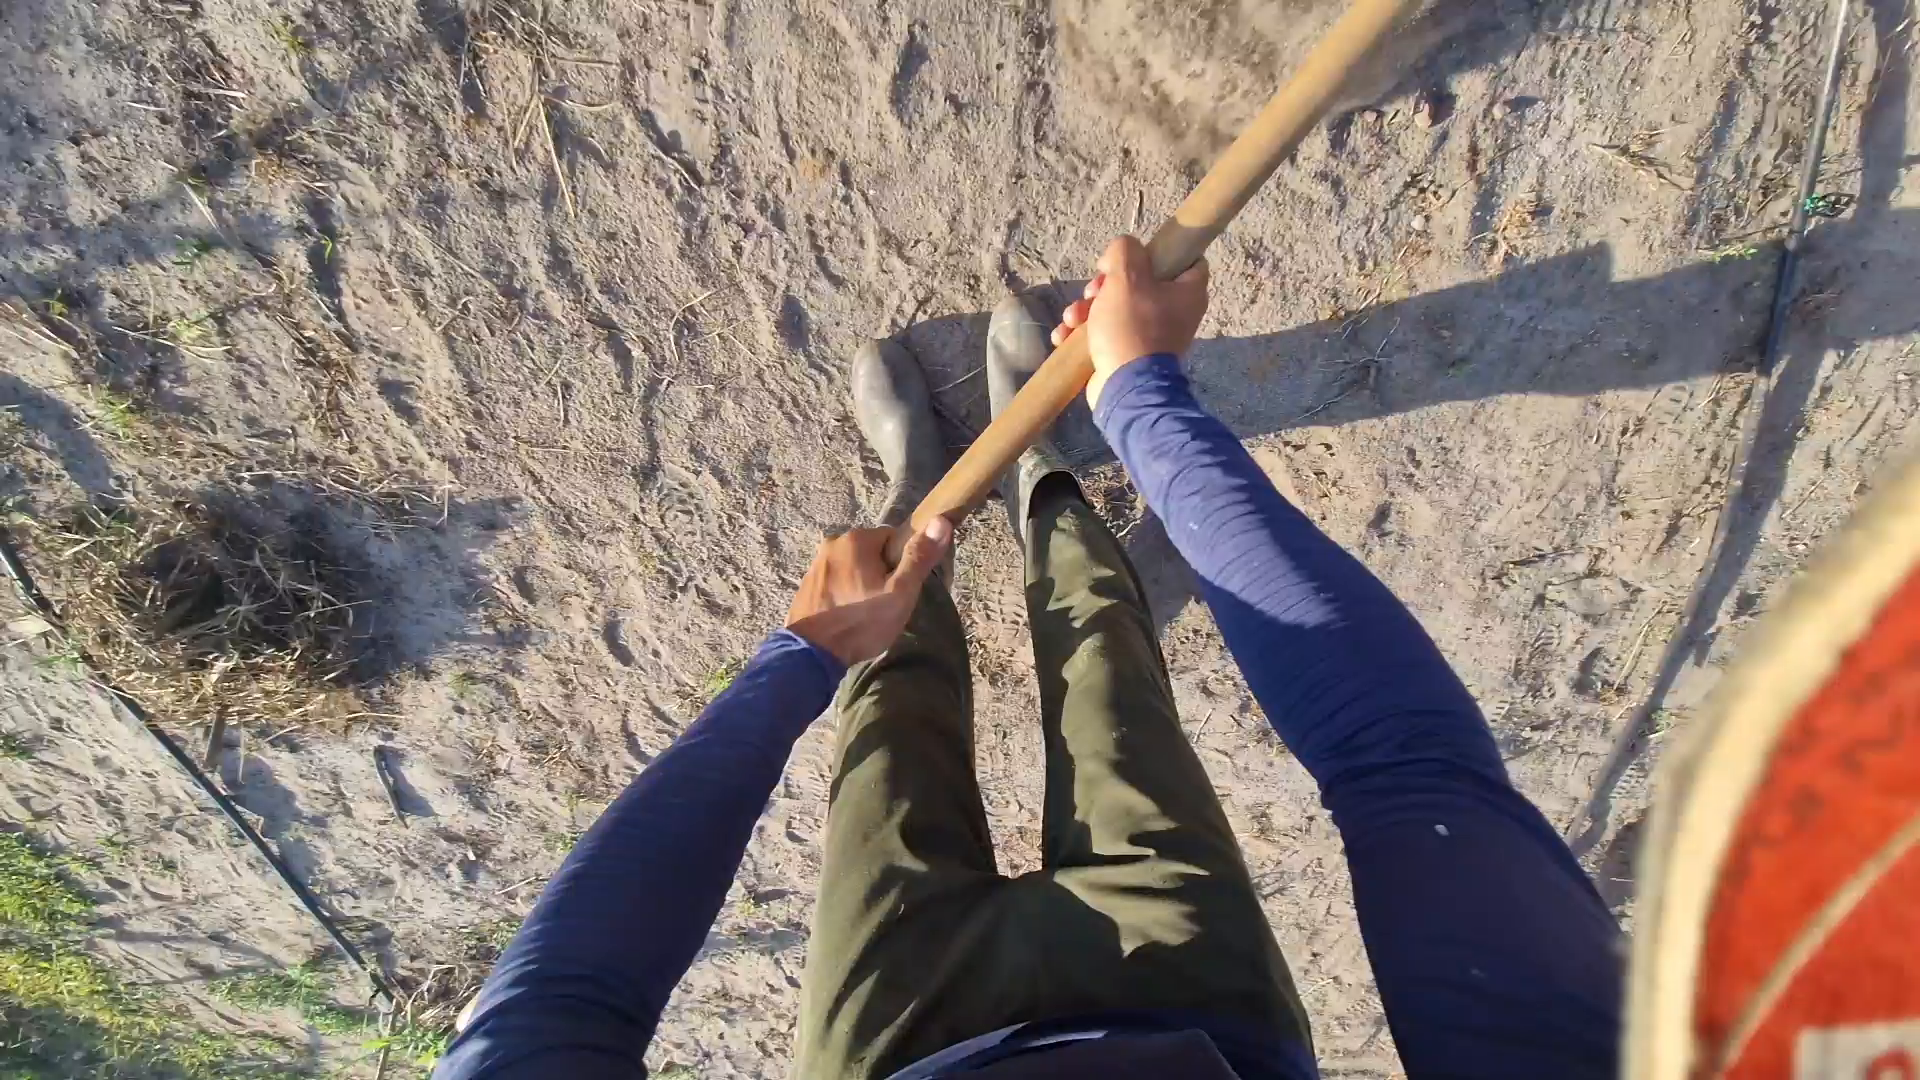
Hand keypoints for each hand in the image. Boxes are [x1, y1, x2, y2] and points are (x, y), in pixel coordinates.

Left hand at [785, 517, 952, 665]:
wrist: (811, 654)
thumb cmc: (861, 621)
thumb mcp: (900, 593)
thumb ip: (919, 558)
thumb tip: (941, 521)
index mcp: (856, 539)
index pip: (893, 538)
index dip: (903, 563)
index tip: (902, 588)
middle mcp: (832, 543)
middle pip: (872, 552)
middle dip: (882, 573)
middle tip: (887, 604)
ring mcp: (816, 564)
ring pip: (852, 568)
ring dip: (862, 584)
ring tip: (867, 614)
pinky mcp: (806, 584)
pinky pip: (835, 581)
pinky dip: (845, 594)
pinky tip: (848, 617)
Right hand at [1052, 236, 1209, 407]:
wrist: (1124, 388)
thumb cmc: (1131, 328)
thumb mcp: (1126, 276)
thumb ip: (1123, 250)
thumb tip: (1116, 258)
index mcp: (1187, 291)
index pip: (1182, 257)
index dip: (1153, 252)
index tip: (1128, 259)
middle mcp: (1174, 313)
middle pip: (1138, 283)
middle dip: (1104, 286)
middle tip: (1093, 293)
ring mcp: (1150, 337)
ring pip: (1114, 308)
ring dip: (1086, 310)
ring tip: (1072, 319)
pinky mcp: (1127, 355)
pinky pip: (1104, 334)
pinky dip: (1083, 334)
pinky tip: (1063, 336)